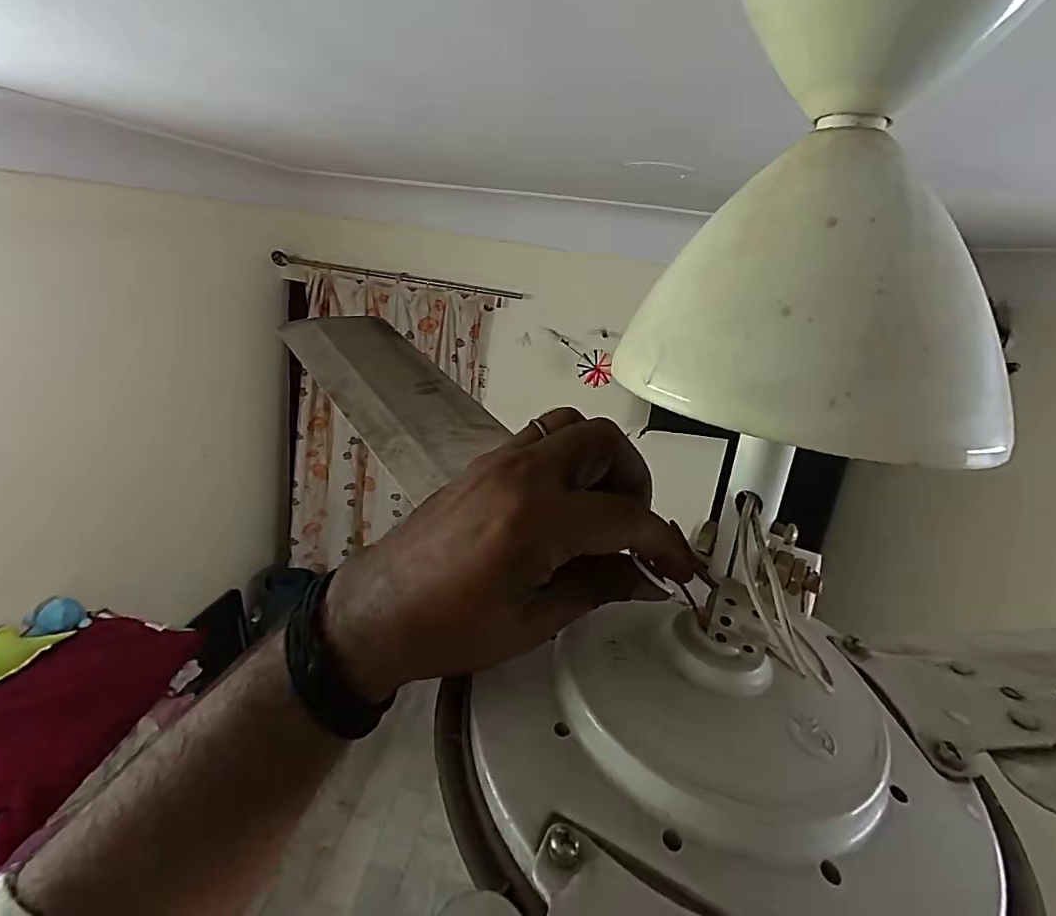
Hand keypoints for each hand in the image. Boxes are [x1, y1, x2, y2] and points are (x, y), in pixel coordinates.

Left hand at [321, 407, 699, 700]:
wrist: (374, 612)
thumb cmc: (447, 629)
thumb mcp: (532, 621)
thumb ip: (598, 588)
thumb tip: (649, 579)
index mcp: (535, 520)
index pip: (625, 515)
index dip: (665, 542)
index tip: (681, 566)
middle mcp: (521, 473)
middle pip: (605, 442)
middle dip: (635, 482)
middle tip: (630, 530)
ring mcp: (500, 459)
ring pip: (574, 426)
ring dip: (602, 460)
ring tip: (598, 510)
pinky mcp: (485, 462)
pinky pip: (542, 437)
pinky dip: (569, 458)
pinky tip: (562, 505)